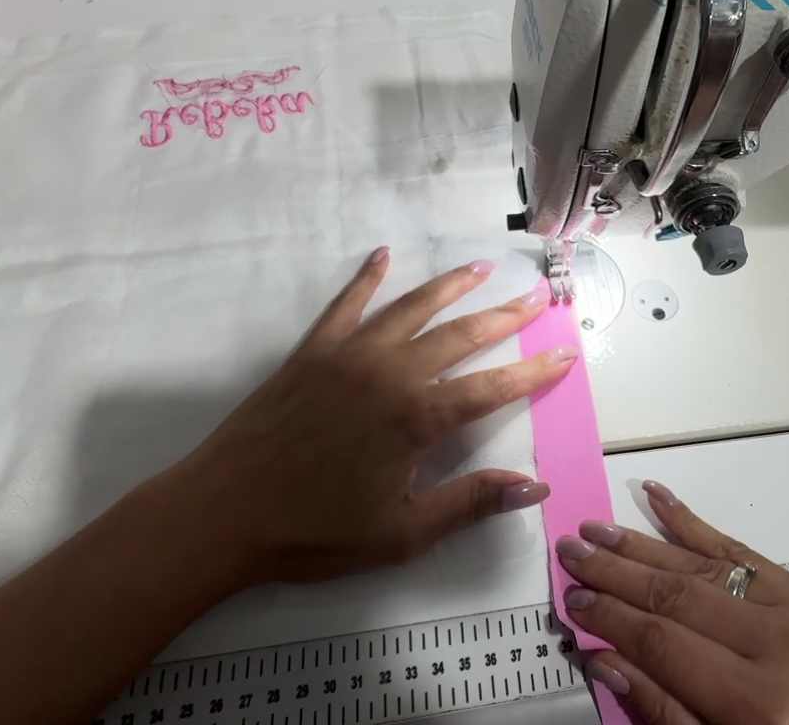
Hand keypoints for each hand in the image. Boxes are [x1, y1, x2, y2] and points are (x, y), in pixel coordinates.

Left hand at [161, 247, 572, 587]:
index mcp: (417, 417)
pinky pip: (346, 304)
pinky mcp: (314, 350)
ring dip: (450, 286)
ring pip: (412, 308)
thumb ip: (470, 502)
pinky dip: (367, 277)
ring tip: (481, 267)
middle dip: (504, 316)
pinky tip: (383, 255)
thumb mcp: (401, 533)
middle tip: (536, 296)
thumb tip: (534, 487)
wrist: (223, 511)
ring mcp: (350, 354)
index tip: (564, 352)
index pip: (492, 387)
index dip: (533, 371)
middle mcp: (391, 372)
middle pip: (460, 335)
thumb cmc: (315, 531)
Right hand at [557, 482, 788, 724]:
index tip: (571, 599)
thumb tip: (604, 657)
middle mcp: (777, 645)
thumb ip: (667, 714)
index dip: (610, 619)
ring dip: (643, 544)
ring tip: (597, 529)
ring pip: (702, 566)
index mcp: (758, 705)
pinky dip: (695, 524)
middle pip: (677, 595)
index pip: (663, 642)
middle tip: (570, 549)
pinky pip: (742, 550)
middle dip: (616, 572)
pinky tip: (659, 498)